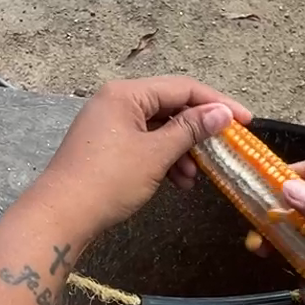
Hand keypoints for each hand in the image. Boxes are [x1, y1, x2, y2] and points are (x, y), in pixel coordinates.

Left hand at [33, 76, 250, 236]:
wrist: (60, 216)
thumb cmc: (107, 181)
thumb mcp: (155, 154)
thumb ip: (191, 130)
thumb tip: (222, 113)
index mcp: (126, 94)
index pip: (182, 88)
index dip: (217, 103)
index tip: (244, 121)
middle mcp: (116, 102)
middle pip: (170, 107)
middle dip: (198, 132)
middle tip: (223, 150)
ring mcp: (109, 124)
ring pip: (158, 129)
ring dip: (182, 150)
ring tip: (195, 177)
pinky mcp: (106, 146)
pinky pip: (144, 144)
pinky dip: (164, 159)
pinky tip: (178, 182)